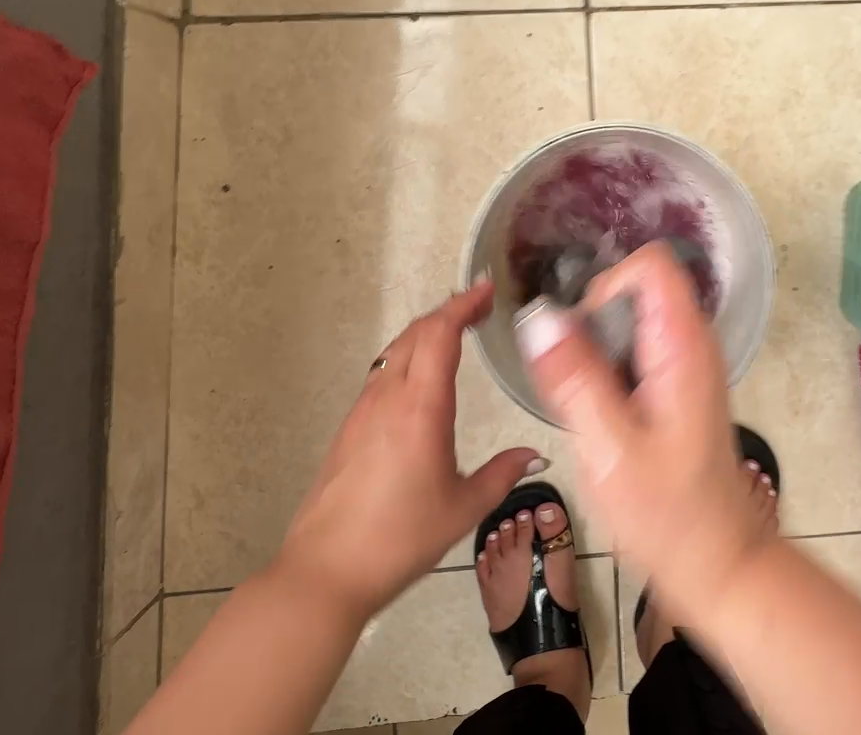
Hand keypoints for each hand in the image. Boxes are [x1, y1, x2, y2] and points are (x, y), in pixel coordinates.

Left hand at [273, 279, 542, 617]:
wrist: (326, 570)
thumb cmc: (401, 537)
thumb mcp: (465, 507)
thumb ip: (503, 473)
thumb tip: (535, 454)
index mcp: (420, 407)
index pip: (440, 334)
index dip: (464, 305)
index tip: (487, 289)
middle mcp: (388, 397)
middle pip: (416, 333)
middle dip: (449, 311)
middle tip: (481, 307)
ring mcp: (363, 411)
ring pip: (396, 350)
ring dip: (427, 333)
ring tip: (457, 333)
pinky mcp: (350, 428)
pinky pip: (383, 373)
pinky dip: (409, 356)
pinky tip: (423, 377)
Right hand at [516, 244, 771, 605]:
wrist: (715, 561)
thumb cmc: (667, 515)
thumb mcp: (609, 447)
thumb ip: (574, 378)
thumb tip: (539, 316)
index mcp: (684, 346)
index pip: (650, 266)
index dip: (606, 287)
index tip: (582, 339)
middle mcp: (692, 344)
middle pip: (638, 288)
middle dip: (594, 319)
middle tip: (575, 378)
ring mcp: (688, 364)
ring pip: (634, 319)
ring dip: (598, 346)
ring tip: (585, 401)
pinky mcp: (678, 386)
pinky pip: (637, 350)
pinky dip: (610, 367)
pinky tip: (601, 415)